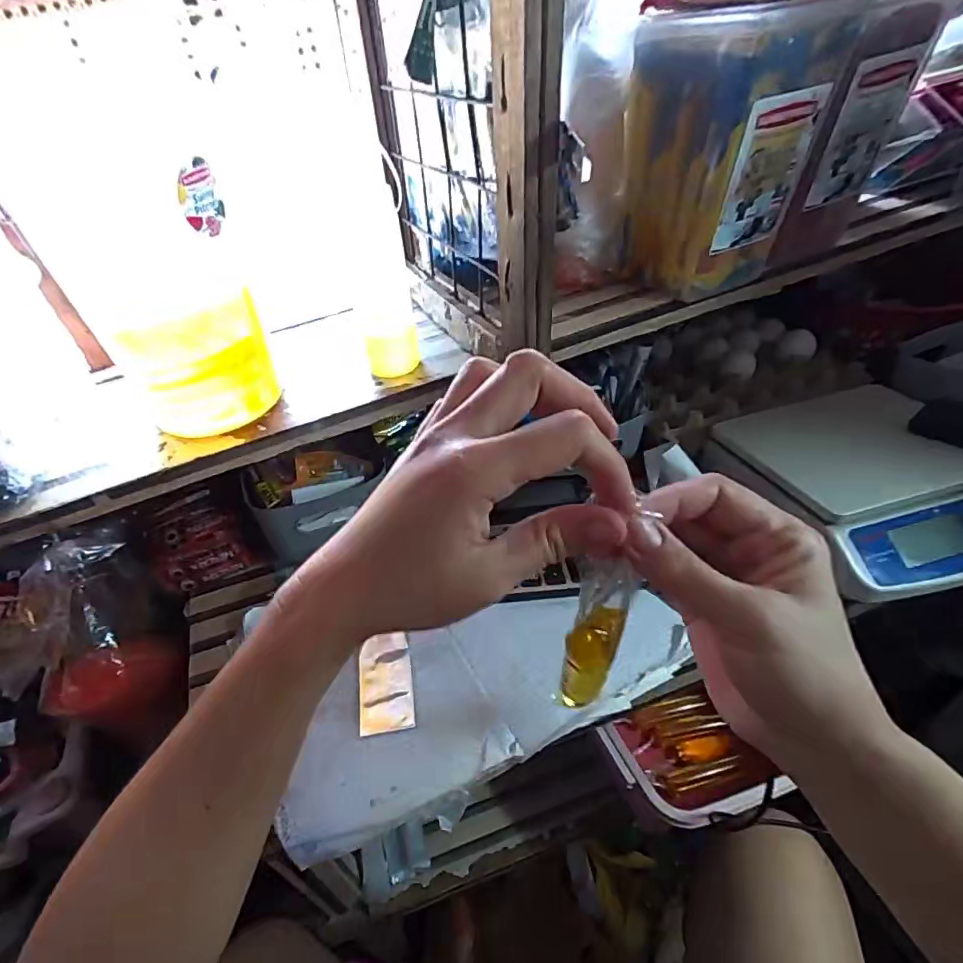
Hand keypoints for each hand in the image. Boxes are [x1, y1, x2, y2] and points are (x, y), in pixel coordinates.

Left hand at [280, 351, 636, 644]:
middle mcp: (454, 433)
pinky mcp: (423, 439)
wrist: (343, 588)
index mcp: (473, 467)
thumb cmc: (409, 591)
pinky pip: (466, 393)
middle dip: (581, 400)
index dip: (608, 464)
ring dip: (536, 391)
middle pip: (531, 372)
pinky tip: (512, 439)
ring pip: (493, 370)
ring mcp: (434, 430)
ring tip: (557, 433)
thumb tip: (614, 525)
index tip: (619, 505)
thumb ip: (554, 539)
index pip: (566, 434)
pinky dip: (500, 399)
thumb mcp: (489, 576)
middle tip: (601, 445)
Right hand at [625, 475, 893, 769]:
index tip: (631, 515)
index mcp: (778, 537)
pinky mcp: (702, 608)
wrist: (814, 742)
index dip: (673, 499)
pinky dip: (643, 572)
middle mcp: (749, 550)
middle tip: (607, 529)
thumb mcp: (748, 617)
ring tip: (604, 545)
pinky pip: (667, 577)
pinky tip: (617, 567)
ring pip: (674, 547)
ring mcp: (723, 580)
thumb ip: (687, 573)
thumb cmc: (804, 675)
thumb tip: (634, 531)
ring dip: (642, 546)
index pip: (718, 496)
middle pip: (691, 518)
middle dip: (651, 522)